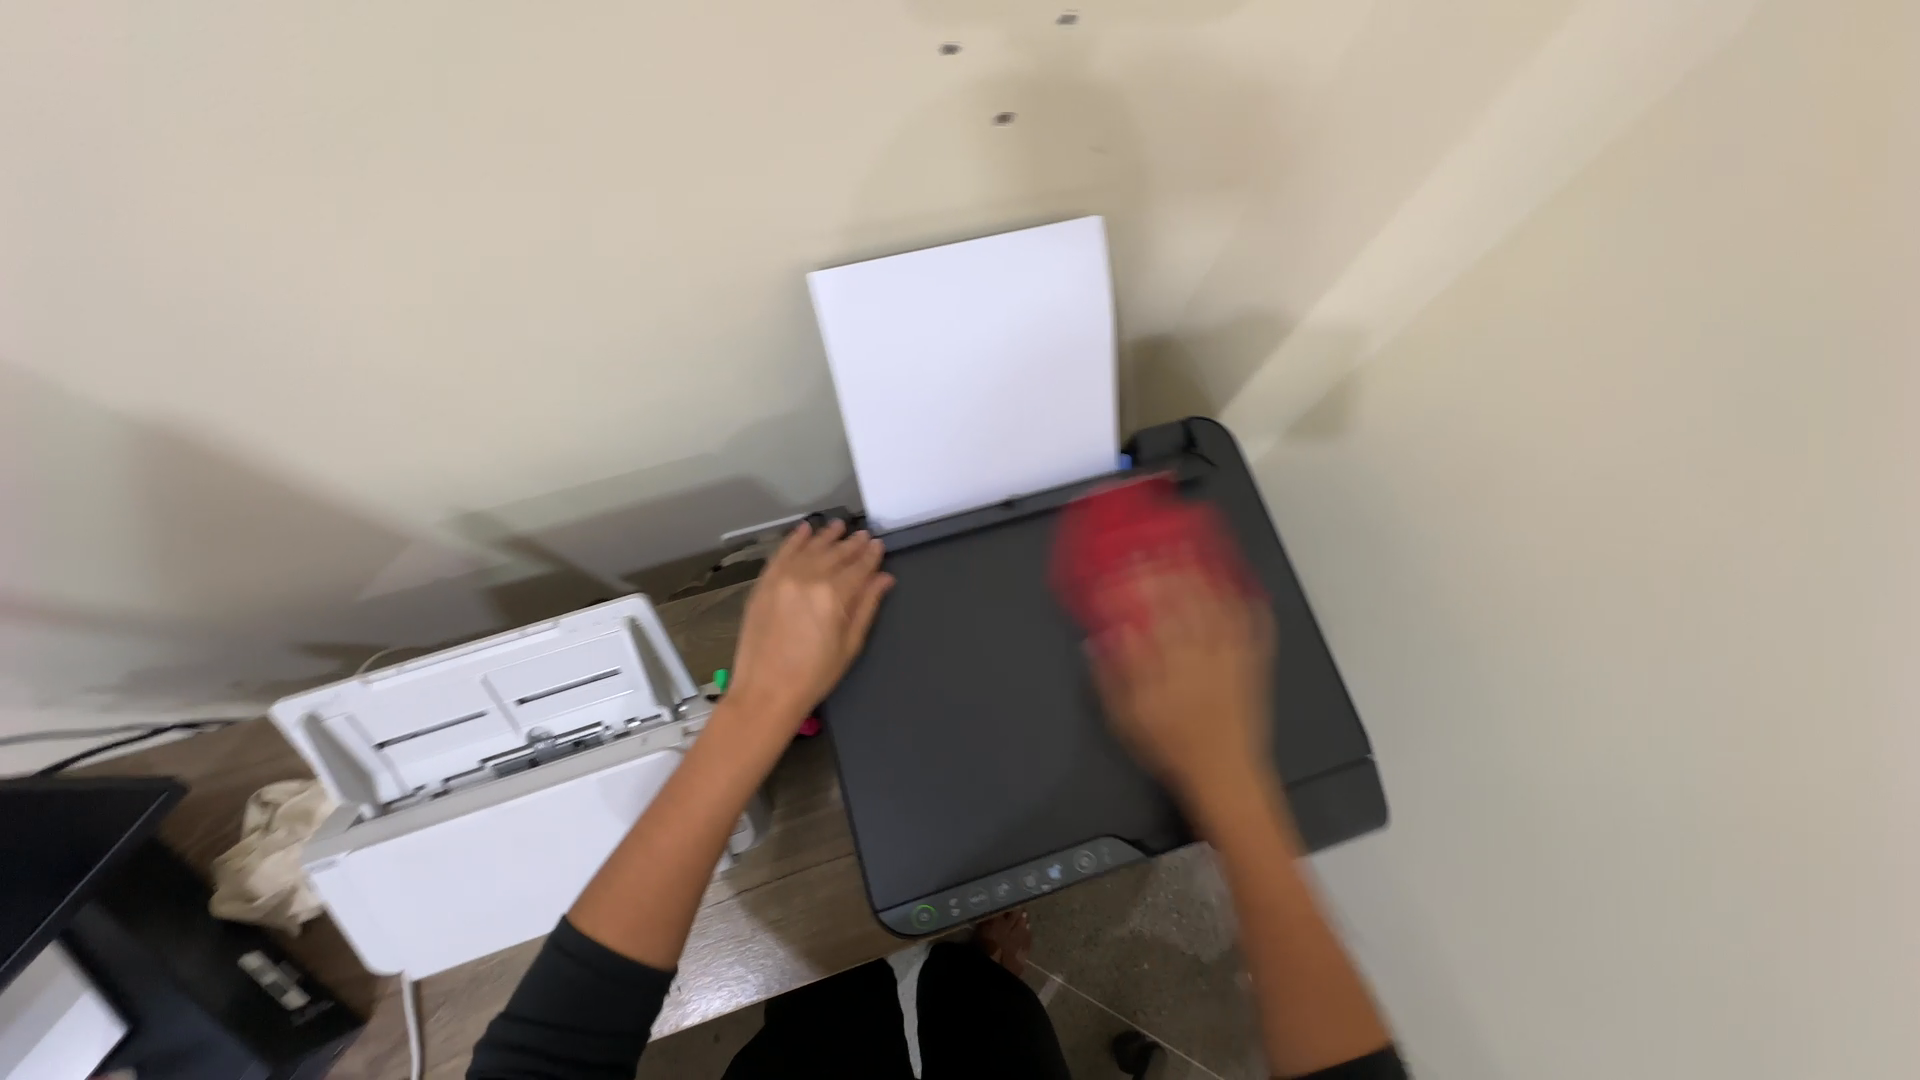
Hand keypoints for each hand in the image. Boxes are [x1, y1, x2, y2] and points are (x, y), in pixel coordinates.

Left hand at [724, 520, 893, 738]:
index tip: (879, 544)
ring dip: (826, 536)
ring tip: (838, 526)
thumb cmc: (814, 675)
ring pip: (809, 549)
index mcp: (834, 596)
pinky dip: (794, 540)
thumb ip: (867, 606)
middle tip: (863, 534)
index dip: (871, 555)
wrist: (765, 692)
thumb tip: (884, 578)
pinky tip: (805, 530)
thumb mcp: (850, 644)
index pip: (859, 567)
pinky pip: (782, 554)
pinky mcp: (764, 584)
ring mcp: (783, 579)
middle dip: (851, 544)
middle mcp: (808, 579)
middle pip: (835, 554)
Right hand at [1087, 561, 1275, 814]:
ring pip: (1217, 604)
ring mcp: (1229, 655)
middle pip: (1184, 598)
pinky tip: (1243, 587)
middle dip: (1170, 566)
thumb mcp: (1125, 718)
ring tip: (1195, 546)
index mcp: (1165, 661)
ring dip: (1206, 573)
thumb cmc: (1170, 749)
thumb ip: (1111, 676)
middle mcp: (1199, 651)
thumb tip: (1098, 639)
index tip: (1126, 560)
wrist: (1224, 775)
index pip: (1148, 610)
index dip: (1137, 581)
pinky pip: (1253, 626)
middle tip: (1159, 542)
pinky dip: (1248, 603)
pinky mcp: (1252, 664)